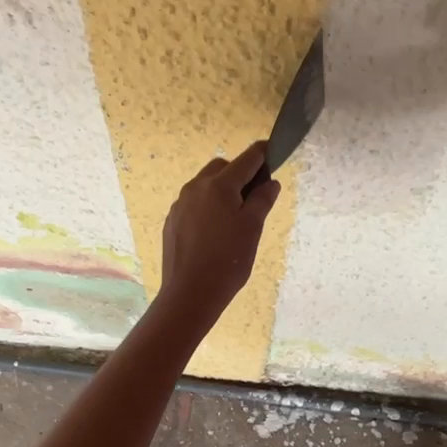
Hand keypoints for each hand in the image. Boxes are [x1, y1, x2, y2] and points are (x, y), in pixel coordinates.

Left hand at [158, 141, 281, 318]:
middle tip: (255, 196)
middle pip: (222, 167)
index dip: (263, 154)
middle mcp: (196, 187)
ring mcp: (180, 204)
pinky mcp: (172, 220)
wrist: (190, 293)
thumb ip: (262, 200)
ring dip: (222, 189)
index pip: (247, 158)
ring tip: (235, 217)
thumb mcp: (253, 228)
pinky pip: (194, 202)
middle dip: (240, 173)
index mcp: (219, 185)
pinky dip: (208, 205)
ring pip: (205, 184)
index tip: (274, 153)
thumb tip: (271, 182)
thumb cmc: (228, 260)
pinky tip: (215, 231)